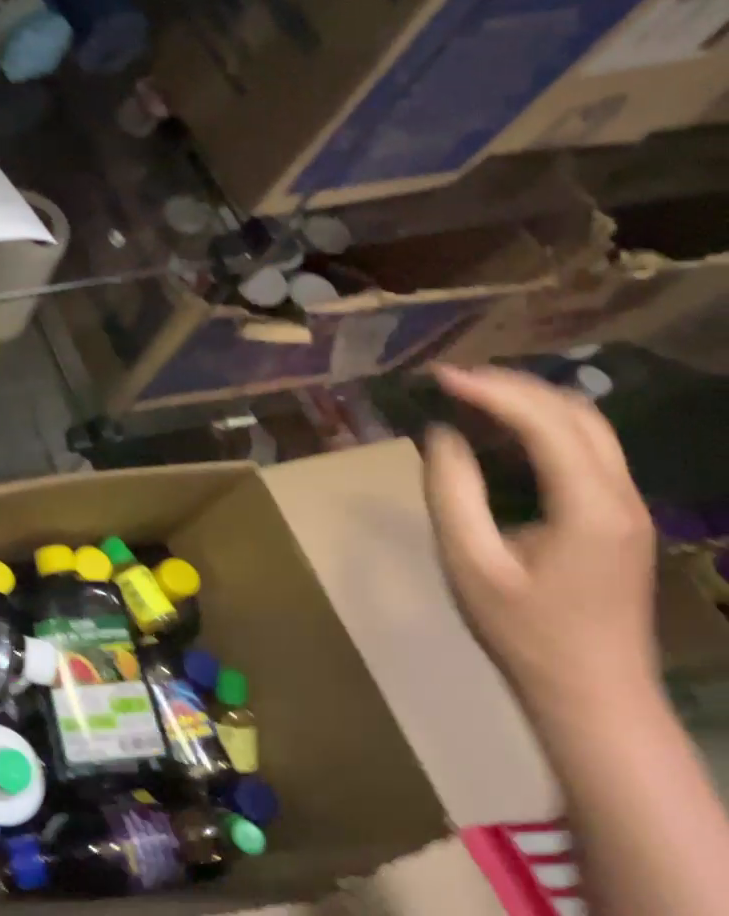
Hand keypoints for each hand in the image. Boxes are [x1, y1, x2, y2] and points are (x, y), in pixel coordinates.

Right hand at [421, 365, 658, 706]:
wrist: (591, 690)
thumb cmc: (522, 631)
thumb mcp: (470, 563)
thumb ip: (452, 493)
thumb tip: (441, 437)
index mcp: (590, 506)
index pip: (545, 423)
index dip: (492, 391)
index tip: (439, 377)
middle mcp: (621, 496)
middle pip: (577, 414)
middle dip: (514, 386)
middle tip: (451, 379)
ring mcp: (627, 507)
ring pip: (589, 429)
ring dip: (531, 402)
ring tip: (472, 396)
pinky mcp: (618, 519)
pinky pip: (588, 452)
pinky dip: (544, 428)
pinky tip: (503, 433)